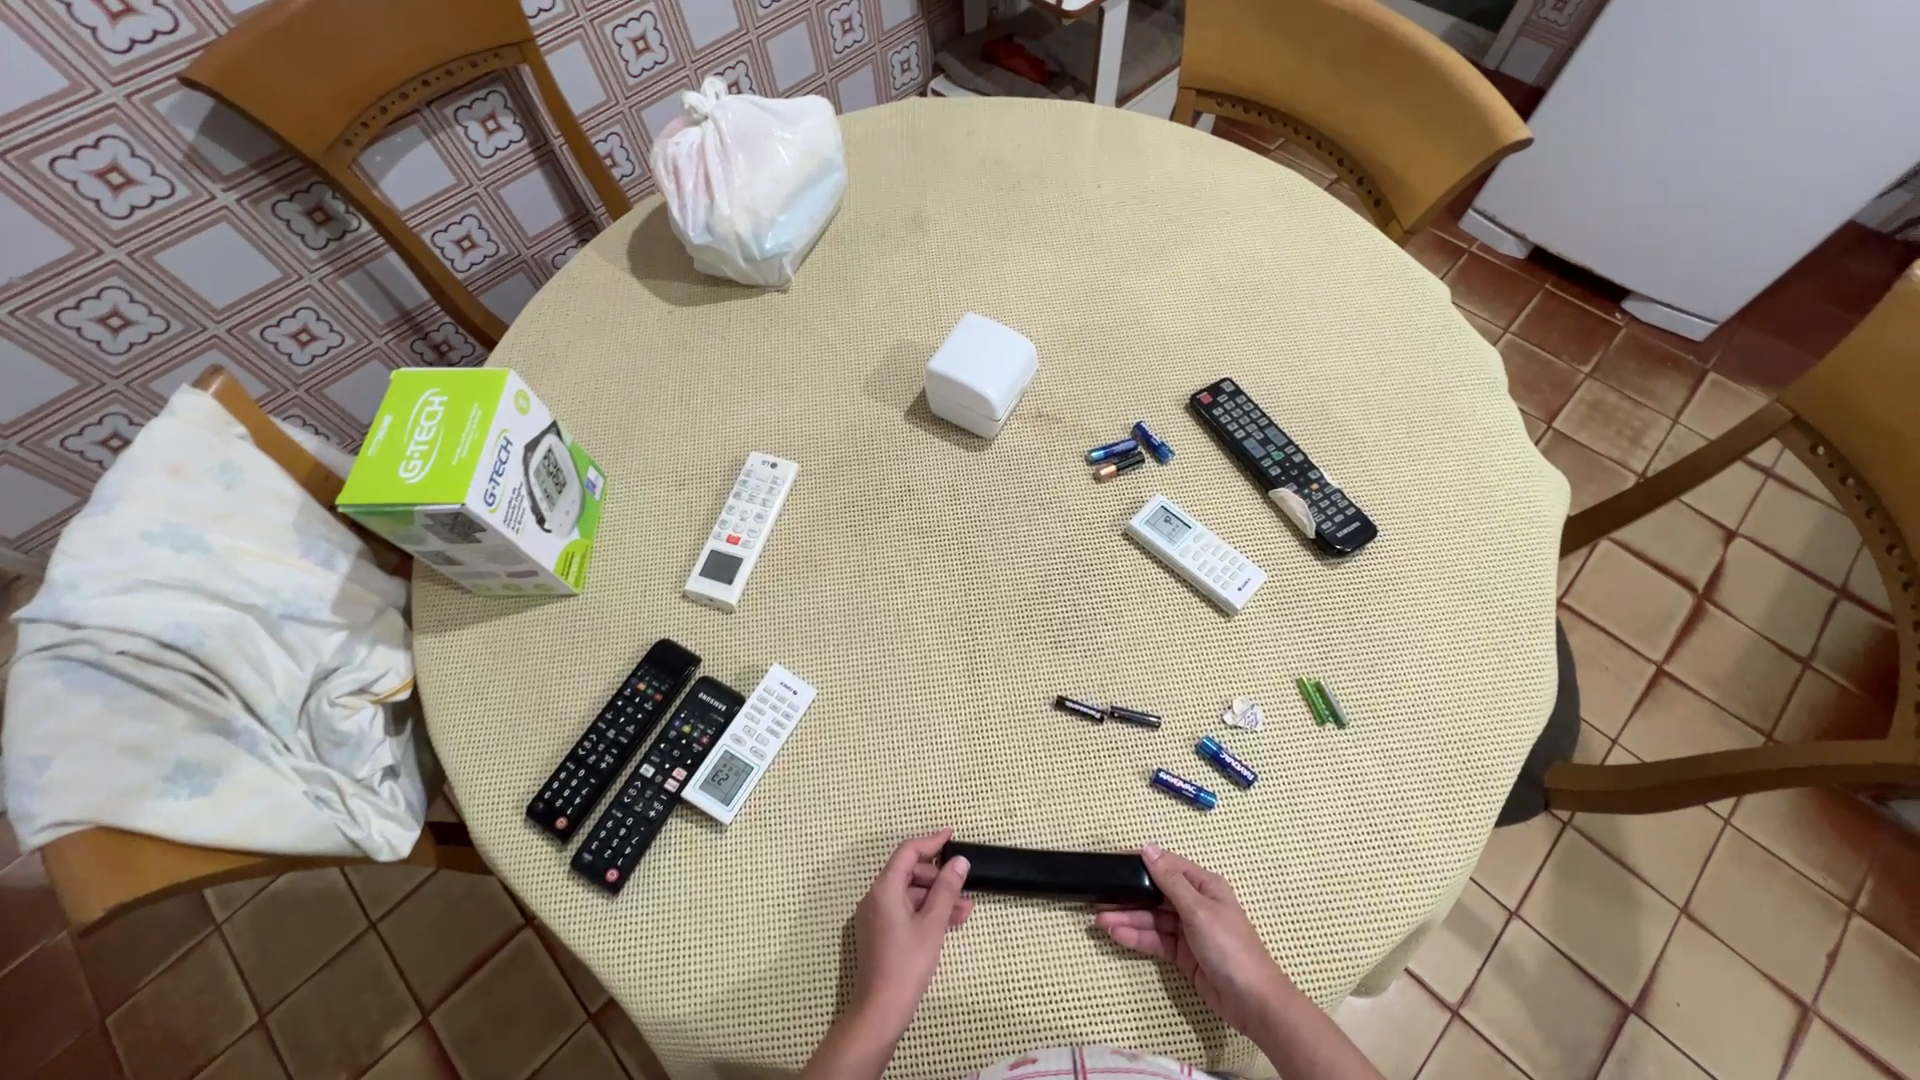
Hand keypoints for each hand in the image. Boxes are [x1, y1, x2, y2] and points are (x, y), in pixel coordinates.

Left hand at [849, 829, 973, 1037]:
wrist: (880, 1011)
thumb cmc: (907, 964)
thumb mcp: (932, 924)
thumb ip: (946, 889)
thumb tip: (959, 862)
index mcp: (884, 889)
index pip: (908, 852)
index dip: (931, 842)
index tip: (951, 837)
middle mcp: (875, 897)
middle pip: (910, 873)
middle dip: (939, 878)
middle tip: (965, 889)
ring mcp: (876, 916)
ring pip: (910, 895)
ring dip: (937, 898)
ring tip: (965, 911)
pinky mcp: (880, 933)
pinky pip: (905, 911)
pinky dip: (926, 912)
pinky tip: (949, 923)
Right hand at [1095, 844, 1296, 1035]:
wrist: (1252, 1002)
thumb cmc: (1230, 947)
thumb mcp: (1198, 910)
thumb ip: (1169, 880)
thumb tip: (1148, 848)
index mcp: (1204, 886)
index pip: (1168, 866)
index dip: (1142, 863)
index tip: (1114, 863)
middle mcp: (1195, 904)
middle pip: (1156, 895)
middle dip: (1129, 897)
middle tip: (1099, 899)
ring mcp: (1188, 930)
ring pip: (1152, 919)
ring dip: (1128, 920)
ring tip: (1100, 922)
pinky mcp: (1183, 954)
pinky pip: (1156, 940)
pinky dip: (1137, 938)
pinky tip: (1118, 936)